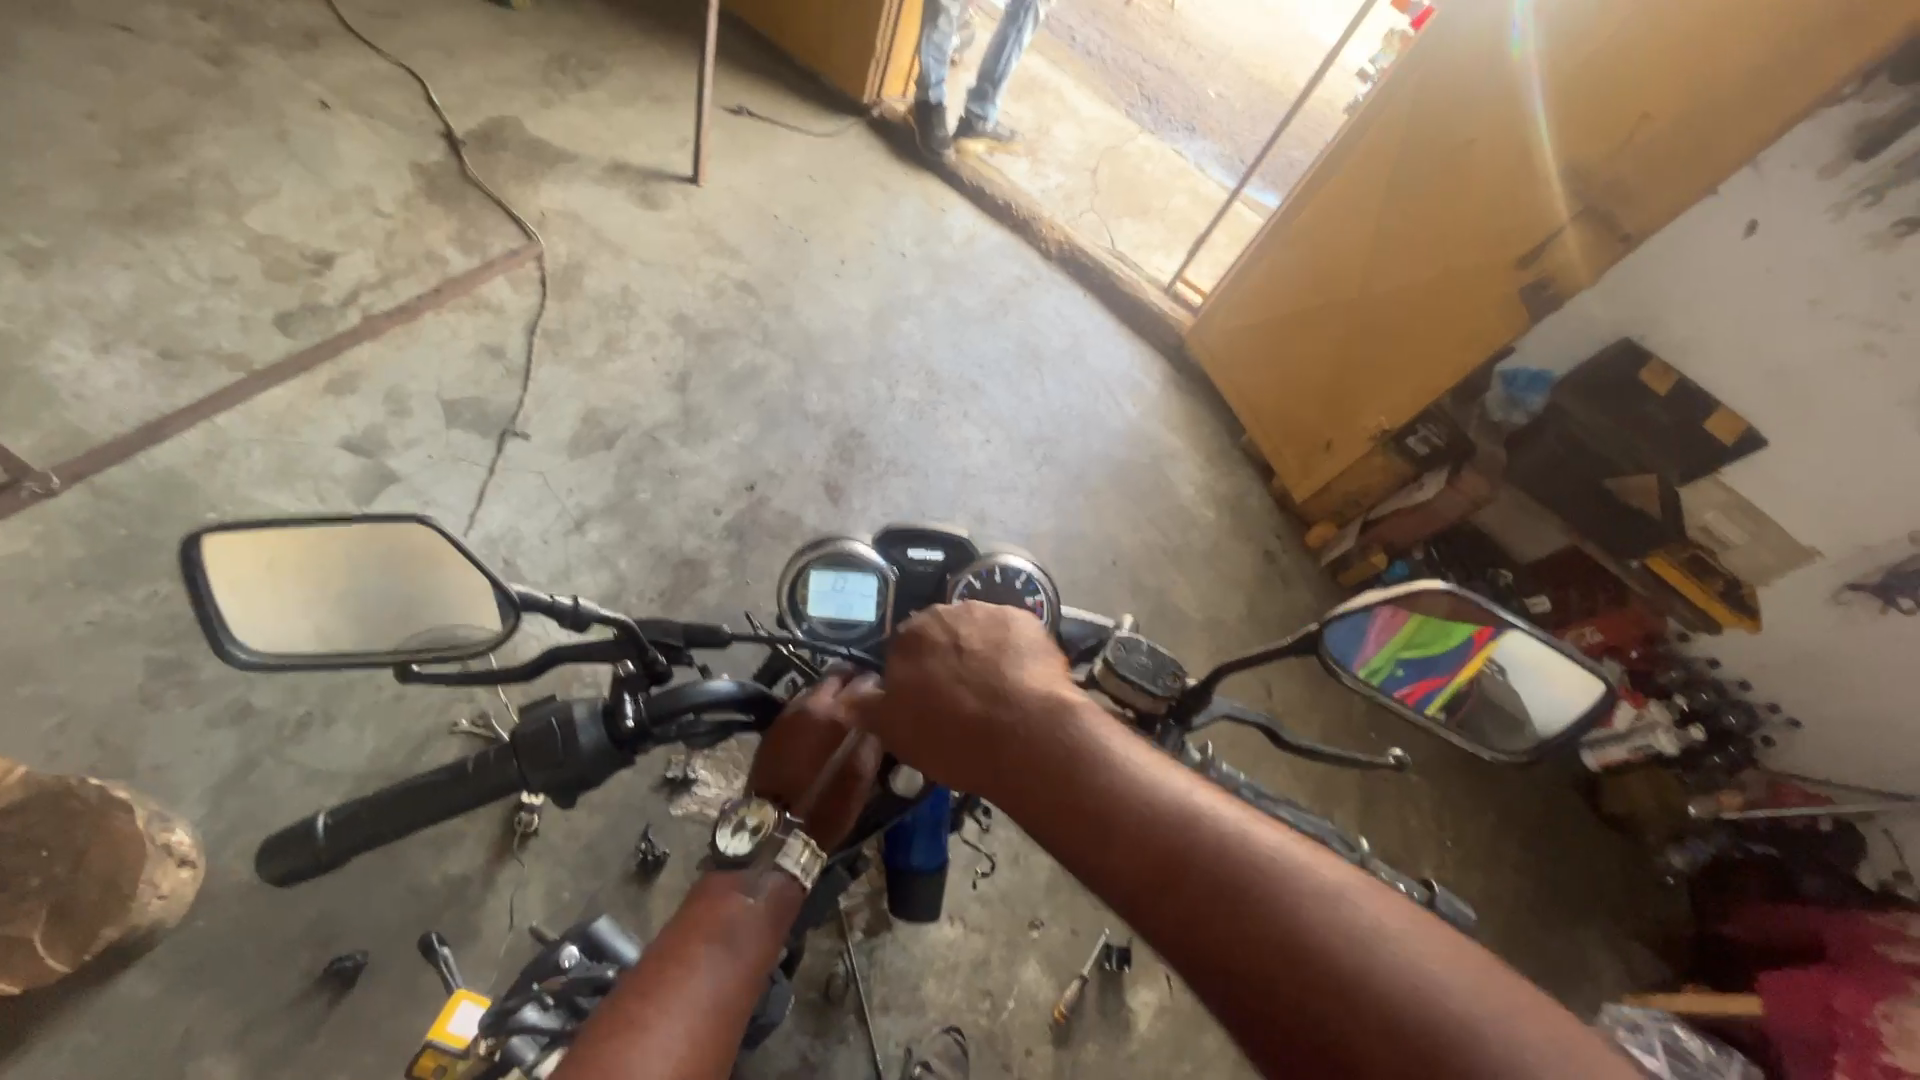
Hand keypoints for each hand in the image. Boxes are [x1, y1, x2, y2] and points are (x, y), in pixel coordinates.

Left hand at [747, 669, 883, 850]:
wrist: (773, 828)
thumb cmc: (826, 807)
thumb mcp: (861, 775)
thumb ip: (874, 738)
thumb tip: (882, 718)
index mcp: (838, 713)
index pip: (866, 679)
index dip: (880, 685)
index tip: (888, 696)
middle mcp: (812, 702)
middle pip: (838, 673)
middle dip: (854, 680)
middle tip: (867, 697)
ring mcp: (789, 711)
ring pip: (818, 685)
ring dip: (833, 692)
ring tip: (846, 710)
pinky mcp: (775, 723)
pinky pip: (801, 701)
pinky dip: (816, 705)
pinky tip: (823, 723)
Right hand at [853, 601, 1079, 797]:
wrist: (1024, 737)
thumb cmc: (951, 736)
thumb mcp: (894, 732)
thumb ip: (865, 708)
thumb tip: (842, 698)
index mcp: (910, 634)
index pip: (903, 650)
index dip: (914, 678)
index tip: (926, 705)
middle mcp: (949, 611)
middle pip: (944, 636)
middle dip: (949, 661)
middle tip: (961, 701)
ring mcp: (993, 613)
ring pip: (981, 635)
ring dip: (983, 655)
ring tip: (997, 696)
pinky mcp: (1031, 623)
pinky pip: (1015, 638)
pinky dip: (1015, 656)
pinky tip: (1022, 686)